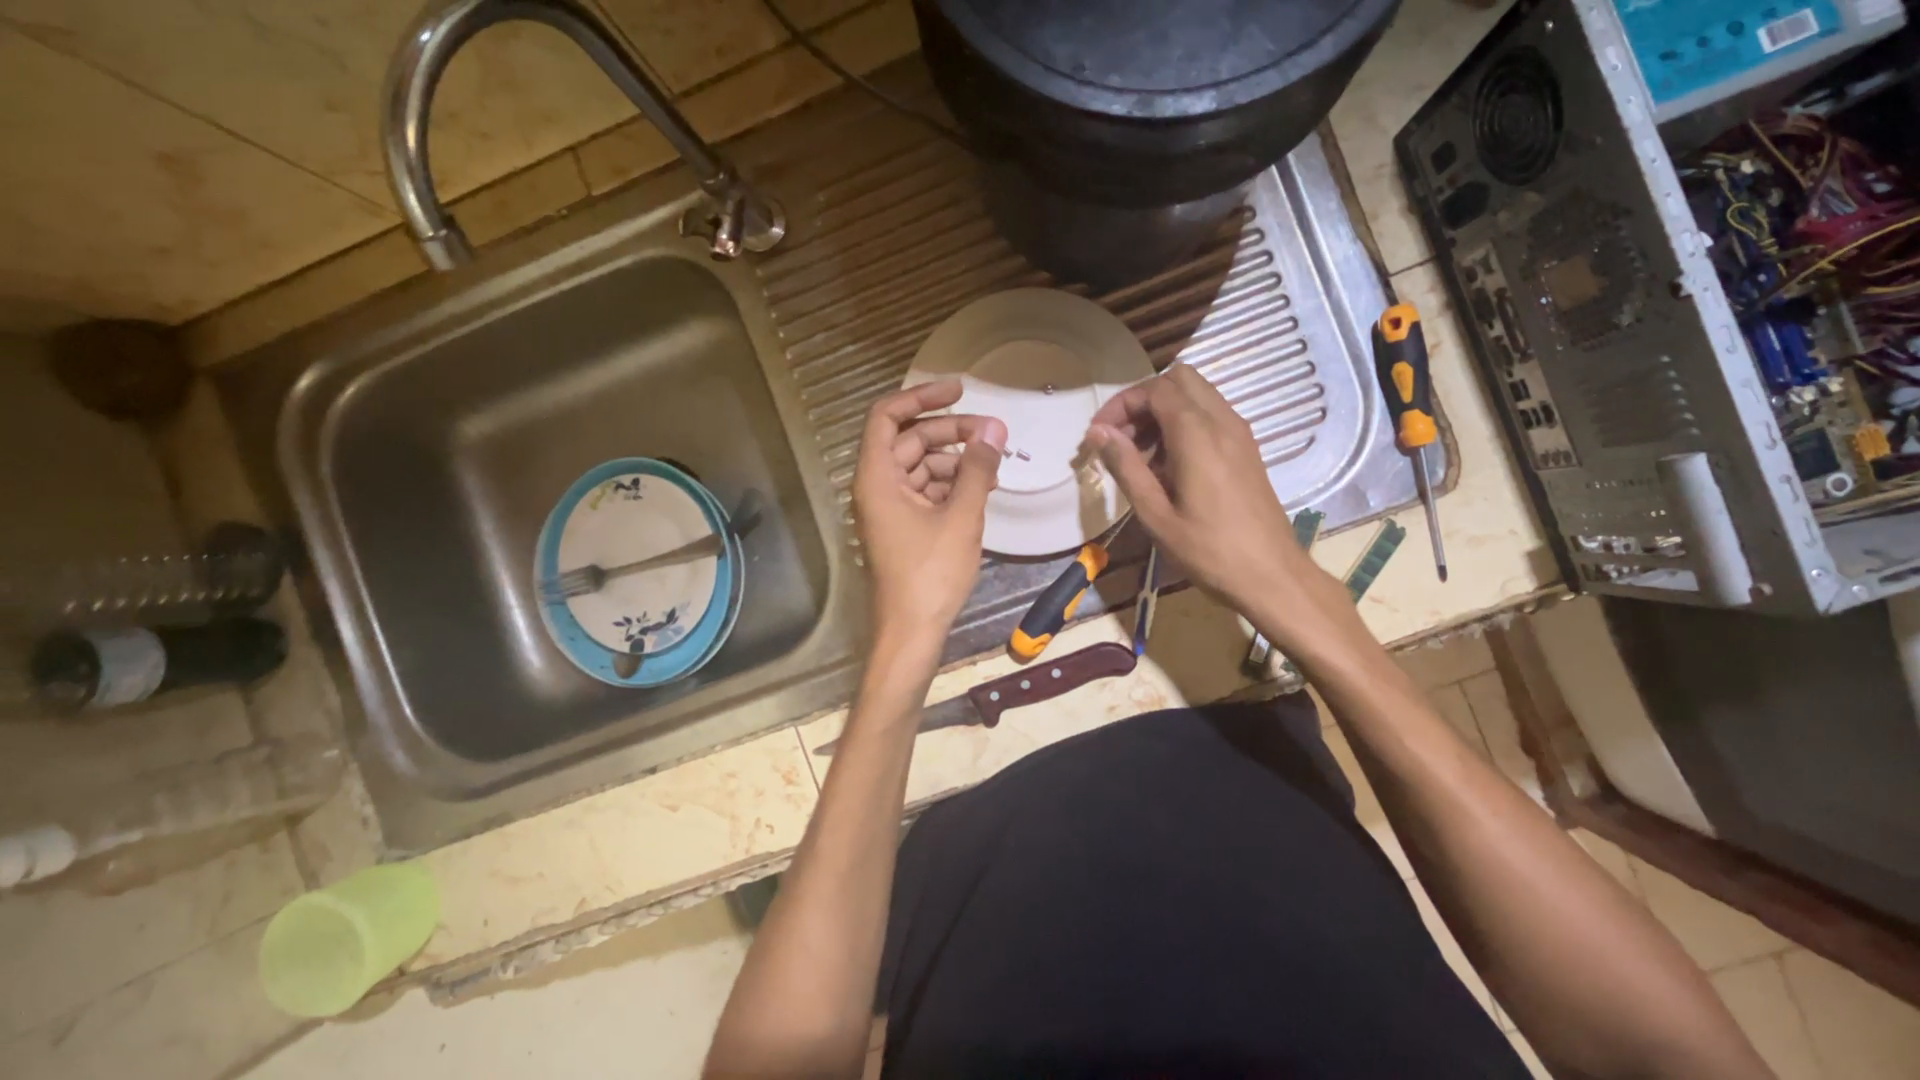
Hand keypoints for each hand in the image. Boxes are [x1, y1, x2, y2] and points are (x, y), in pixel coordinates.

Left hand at [854, 380, 1006, 642]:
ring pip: (922, 467)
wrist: (911, 631)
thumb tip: (995, 429)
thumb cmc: (931, 574)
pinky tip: (982, 488)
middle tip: (994, 432)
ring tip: (995, 465)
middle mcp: (877, 486)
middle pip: (910, 441)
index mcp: (876, 477)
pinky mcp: (904, 528)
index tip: (959, 390)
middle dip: (951, 431)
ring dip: (956, 460)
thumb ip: (977, 469)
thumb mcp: (961, 517)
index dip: (921, 397)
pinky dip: (952, 485)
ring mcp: (889, 508)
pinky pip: (926, 492)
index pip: (887, 416)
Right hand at [1085, 365, 1336, 623]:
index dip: (1121, 404)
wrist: (1272, 576)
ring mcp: (1240, 434)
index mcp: (1197, 434)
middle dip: (1143, 400)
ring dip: (1163, 411)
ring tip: (1139, 455)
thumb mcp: (1156, 514)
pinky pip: (1211, 416)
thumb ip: (1126, 466)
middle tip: (1121, 437)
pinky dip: (1184, 424)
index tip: (1098, 435)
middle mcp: (1222, 422)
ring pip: (1197, 395)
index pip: (1154, 390)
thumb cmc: (1209, 551)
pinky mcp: (1247, 449)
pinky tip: (1168, 466)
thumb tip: (1098, 433)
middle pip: (1179, 380)